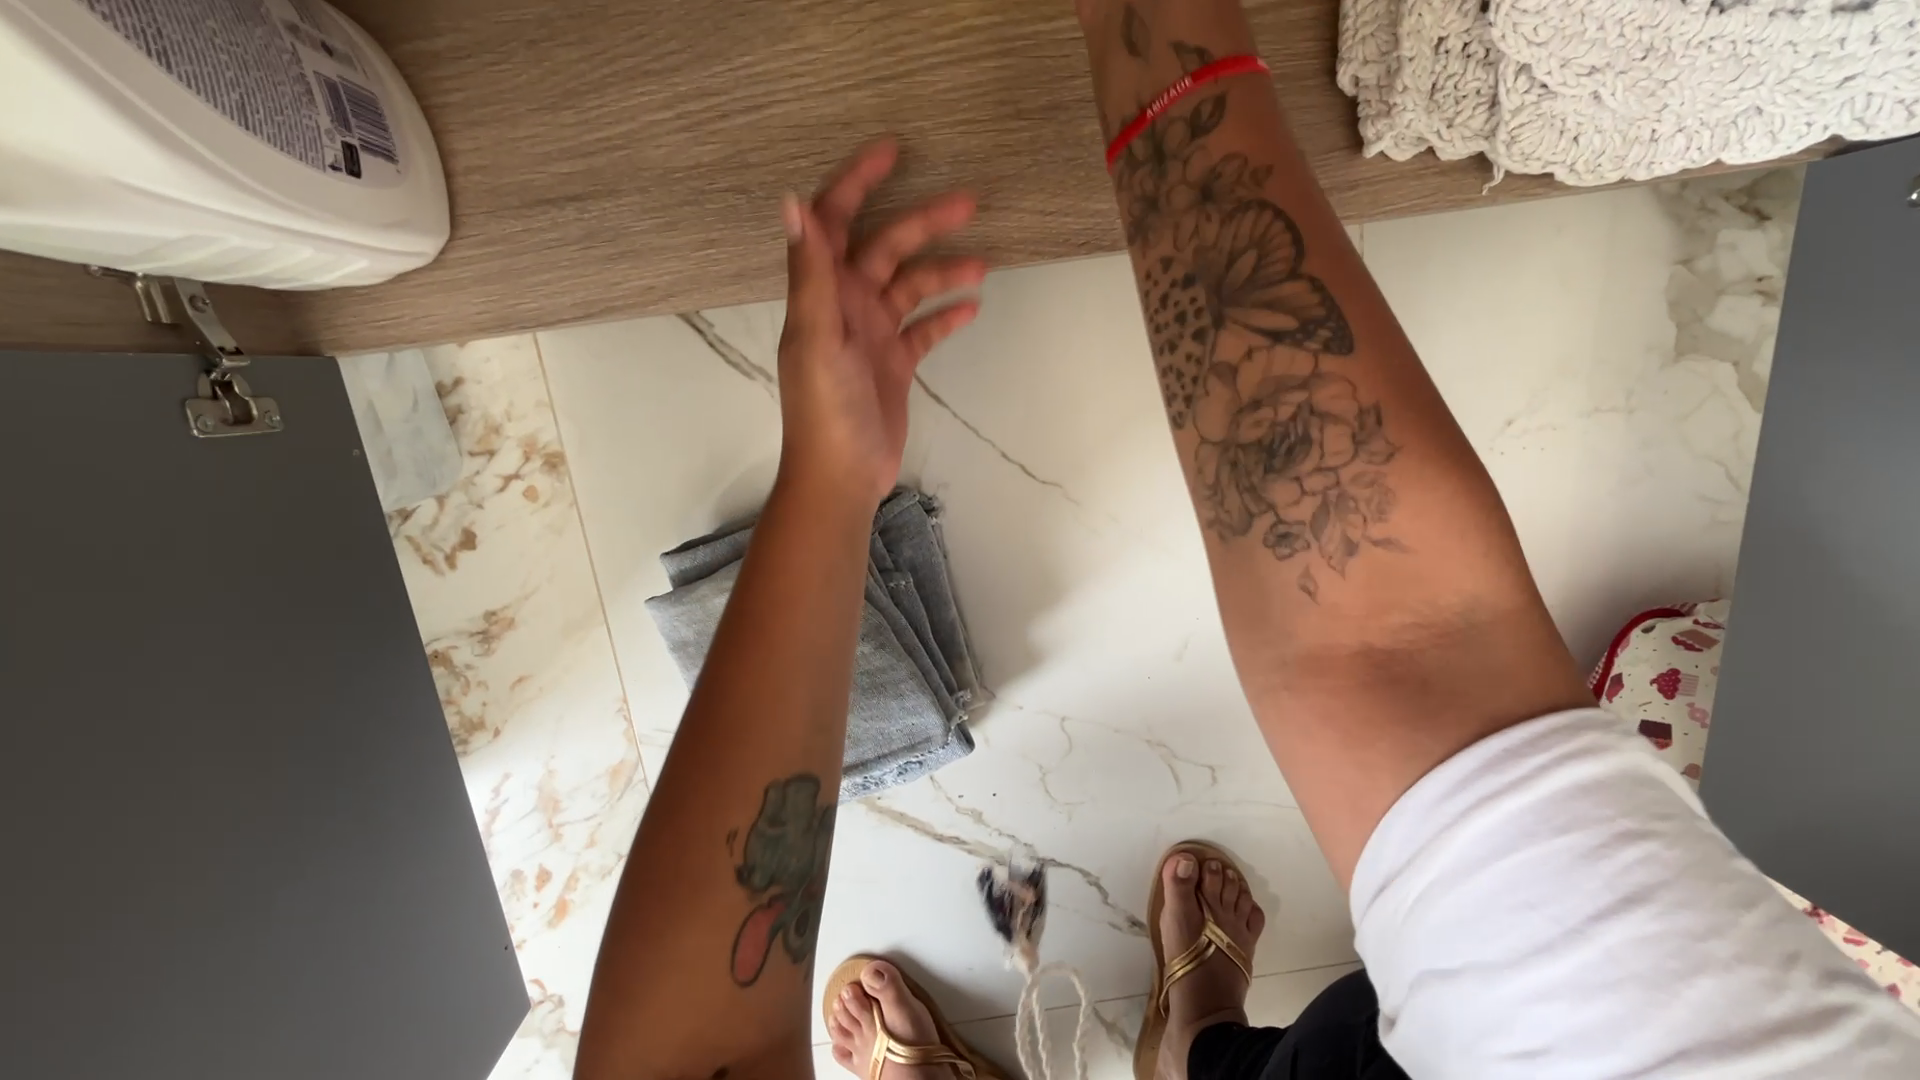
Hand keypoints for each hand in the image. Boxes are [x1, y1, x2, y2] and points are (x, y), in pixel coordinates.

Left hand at [775, 140, 984, 506]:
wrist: (842, 475)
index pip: (834, 221)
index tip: (893, 151)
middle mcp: (845, 305)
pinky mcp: (894, 363)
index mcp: (822, 293)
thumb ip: (810, 273)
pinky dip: (945, 316)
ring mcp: (872, 335)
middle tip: (968, 201)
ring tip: (981, 267)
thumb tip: (791, 202)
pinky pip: (923, 329)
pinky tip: (972, 308)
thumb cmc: (824, 409)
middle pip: (885, 248)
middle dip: (923, 222)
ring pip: (911, 287)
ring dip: (943, 272)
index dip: (857, 182)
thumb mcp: (816, 338)